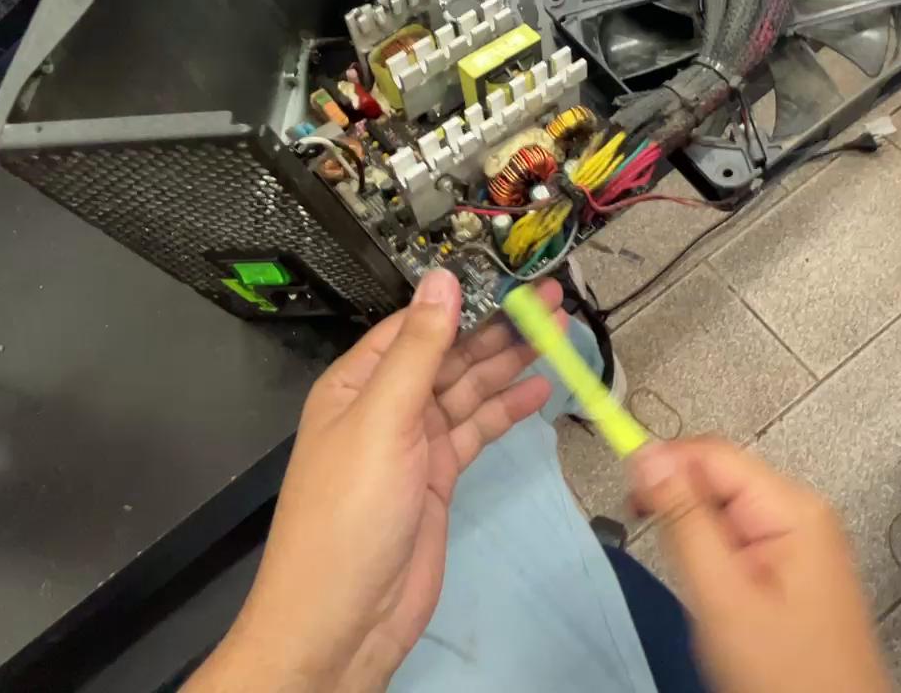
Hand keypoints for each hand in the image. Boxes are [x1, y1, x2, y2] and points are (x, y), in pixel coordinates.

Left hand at [191, 272, 562, 692]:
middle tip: (550, 302)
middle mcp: (387, 403)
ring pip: (470, 388)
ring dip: (512, 362)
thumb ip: (419, 349)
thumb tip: (441, 278)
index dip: (465, 299)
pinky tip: (539, 388)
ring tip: (558, 335)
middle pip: (451, 353)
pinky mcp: (439, 473)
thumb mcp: (383, 420)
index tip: (511, 277)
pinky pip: (478, 428)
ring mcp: (416, 440)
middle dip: (500, 327)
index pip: (418, 324)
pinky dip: (508, 408)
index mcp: (360, 381)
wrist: (342, 624)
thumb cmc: (350, 514)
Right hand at [631, 438, 891, 692]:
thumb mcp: (722, 594)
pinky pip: (737, 531)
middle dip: (677, 499)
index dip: (665, 462)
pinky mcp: (790, 561)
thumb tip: (650, 457)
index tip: (629, 486)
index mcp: (793, 507)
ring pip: (723, 505)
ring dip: (691, 526)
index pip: (712, 452)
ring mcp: (799, 537)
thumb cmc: (789, 677)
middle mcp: (801, 512)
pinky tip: (707, 579)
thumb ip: (683, 518)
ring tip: (685, 569)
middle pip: (718, 475)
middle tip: (647, 529)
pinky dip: (710, 547)